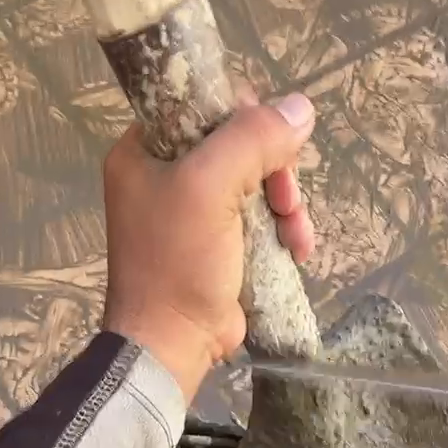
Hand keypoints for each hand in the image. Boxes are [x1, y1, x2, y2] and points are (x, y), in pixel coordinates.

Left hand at [100, 93, 316, 399]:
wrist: (173, 345)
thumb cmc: (178, 264)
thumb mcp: (210, 189)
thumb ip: (253, 140)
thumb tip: (302, 109)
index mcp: (146, 150)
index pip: (204, 102)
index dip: (246, 116)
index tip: (270, 143)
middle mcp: (166, 175)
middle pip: (238, 143)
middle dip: (275, 170)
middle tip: (286, 199)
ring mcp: (193, 213)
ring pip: (256, 181)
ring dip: (287, 204)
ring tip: (297, 235)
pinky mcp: (217, 245)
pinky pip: (259, 218)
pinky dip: (282, 229)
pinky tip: (298, 249)